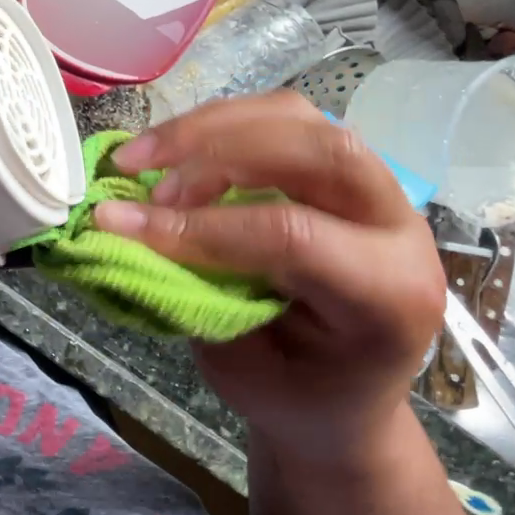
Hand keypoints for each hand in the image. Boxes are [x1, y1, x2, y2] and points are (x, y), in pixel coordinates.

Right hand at [92, 92, 445, 464]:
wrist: (341, 395)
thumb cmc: (291, 390)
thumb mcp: (237, 361)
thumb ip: (187, 292)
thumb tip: (118, 230)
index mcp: (388, 295)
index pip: (292, 235)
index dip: (196, 226)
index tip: (116, 224)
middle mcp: (398, 229)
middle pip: (314, 151)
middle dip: (211, 150)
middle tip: (135, 171)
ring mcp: (376, 191)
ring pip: (297, 119)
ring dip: (207, 127)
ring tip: (142, 157)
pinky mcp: (340, 171)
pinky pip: (281, 119)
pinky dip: (216, 124)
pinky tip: (171, 152)